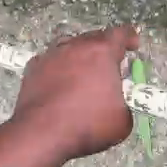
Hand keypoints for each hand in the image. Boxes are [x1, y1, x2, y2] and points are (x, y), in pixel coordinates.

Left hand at [8, 26, 138, 162]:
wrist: (41, 133)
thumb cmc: (87, 124)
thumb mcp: (122, 121)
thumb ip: (124, 104)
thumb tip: (118, 104)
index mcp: (102, 52)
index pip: (120, 33)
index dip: (130, 37)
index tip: (133, 46)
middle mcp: (76, 46)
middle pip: (95, 37)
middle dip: (105, 48)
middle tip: (109, 66)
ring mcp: (52, 54)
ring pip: (70, 45)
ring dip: (80, 55)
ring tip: (82, 72)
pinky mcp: (33, 67)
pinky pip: (51, 60)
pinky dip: (58, 67)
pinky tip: (59, 83)